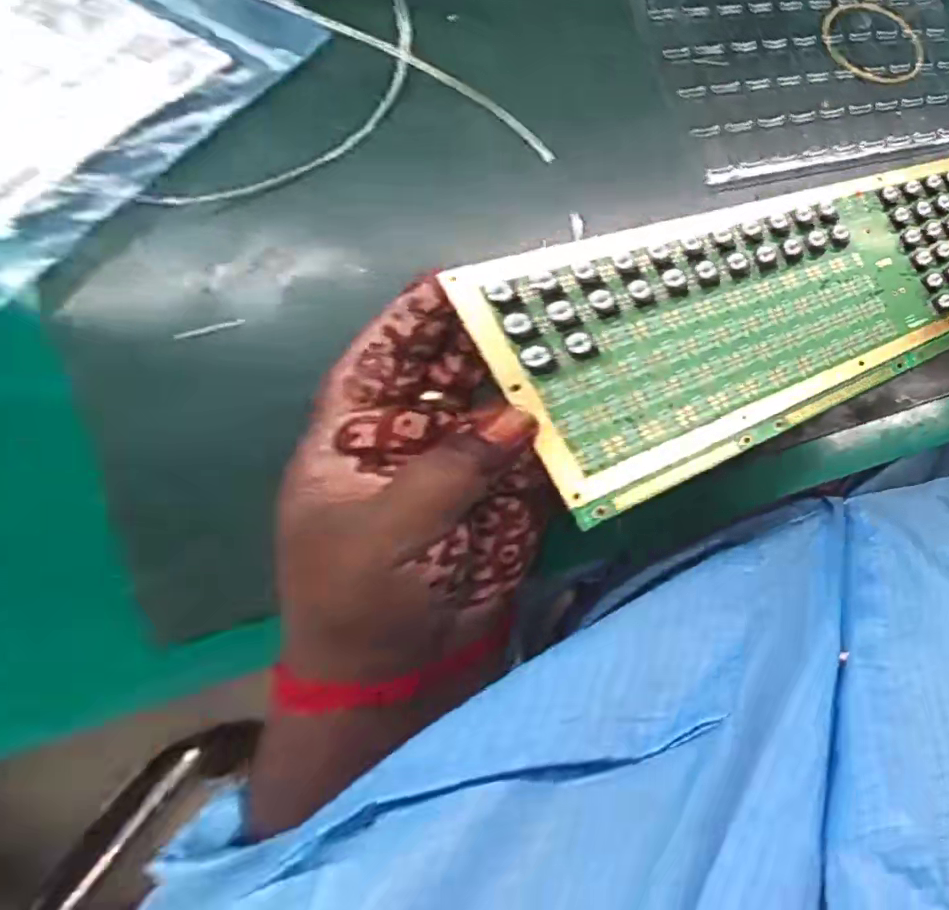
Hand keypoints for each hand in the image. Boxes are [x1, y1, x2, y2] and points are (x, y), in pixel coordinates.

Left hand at [274, 275, 553, 684]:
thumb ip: (448, 469)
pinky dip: (564, 425)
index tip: (453, 281)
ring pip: (503, 402)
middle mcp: (417, 437)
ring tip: (571, 340)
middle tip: (532, 302)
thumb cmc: (360, 598)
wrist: (405, 667)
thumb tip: (518, 415)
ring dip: (533, 376)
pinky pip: (539, 446)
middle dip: (486, 337)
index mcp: (357, 437)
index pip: (382, 361)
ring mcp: (470, 461)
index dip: (413, 319)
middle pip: (452, 371)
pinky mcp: (513, 488)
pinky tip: (590, 398)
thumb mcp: (384, 532)